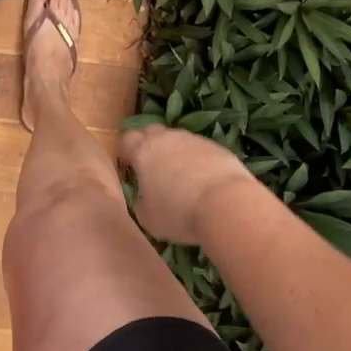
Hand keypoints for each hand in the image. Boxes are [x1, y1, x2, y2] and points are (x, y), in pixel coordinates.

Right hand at [118, 125, 261, 245]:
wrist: (225, 202)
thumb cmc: (178, 212)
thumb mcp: (149, 218)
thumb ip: (140, 203)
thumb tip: (143, 198)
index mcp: (144, 151)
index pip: (127, 140)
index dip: (126, 152)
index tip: (128, 167)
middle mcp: (166, 138)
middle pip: (151, 132)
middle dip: (148, 145)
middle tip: (152, 168)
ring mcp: (192, 139)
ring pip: (176, 140)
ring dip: (174, 153)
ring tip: (180, 178)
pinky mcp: (215, 146)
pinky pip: (198, 149)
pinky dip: (196, 161)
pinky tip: (202, 181)